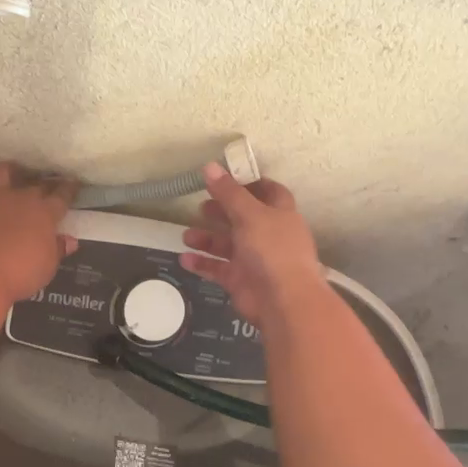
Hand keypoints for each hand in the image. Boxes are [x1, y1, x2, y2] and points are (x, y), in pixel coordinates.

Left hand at [0, 162, 77, 301]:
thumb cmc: (20, 273)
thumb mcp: (47, 267)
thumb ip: (58, 249)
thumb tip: (69, 240)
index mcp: (44, 213)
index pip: (62, 196)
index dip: (69, 189)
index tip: (73, 184)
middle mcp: (19, 197)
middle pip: (35, 183)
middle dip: (43, 182)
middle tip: (46, 186)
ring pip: (0, 172)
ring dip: (7, 171)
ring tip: (10, 174)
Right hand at [180, 164, 325, 329]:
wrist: (283, 300)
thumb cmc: (272, 250)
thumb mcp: (250, 215)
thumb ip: (228, 192)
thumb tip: (209, 166)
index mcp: (279, 214)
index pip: (268, 192)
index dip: (249, 183)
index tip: (226, 178)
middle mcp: (268, 235)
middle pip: (242, 218)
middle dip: (221, 212)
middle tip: (200, 207)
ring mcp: (254, 259)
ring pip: (227, 245)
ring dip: (207, 239)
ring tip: (186, 235)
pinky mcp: (241, 281)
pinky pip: (218, 269)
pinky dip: (202, 263)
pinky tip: (184, 259)